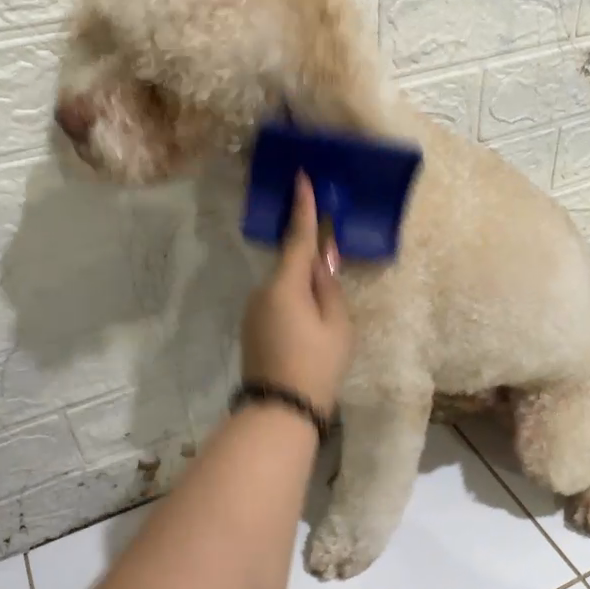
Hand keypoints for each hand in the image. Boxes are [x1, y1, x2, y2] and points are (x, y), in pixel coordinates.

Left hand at [241, 175, 352, 414]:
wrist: (281, 411)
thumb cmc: (316, 365)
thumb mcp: (337, 325)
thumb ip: (329, 286)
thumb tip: (321, 258)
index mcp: (285, 285)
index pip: (298, 238)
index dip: (303, 208)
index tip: (302, 177)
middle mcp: (262, 291)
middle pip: (292, 266)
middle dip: (311, 265)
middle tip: (334, 285)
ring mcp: (253, 311)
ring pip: (285, 288)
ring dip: (303, 291)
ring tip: (324, 325)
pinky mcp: (252, 329)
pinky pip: (278, 305)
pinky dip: (294, 306)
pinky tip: (308, 332)